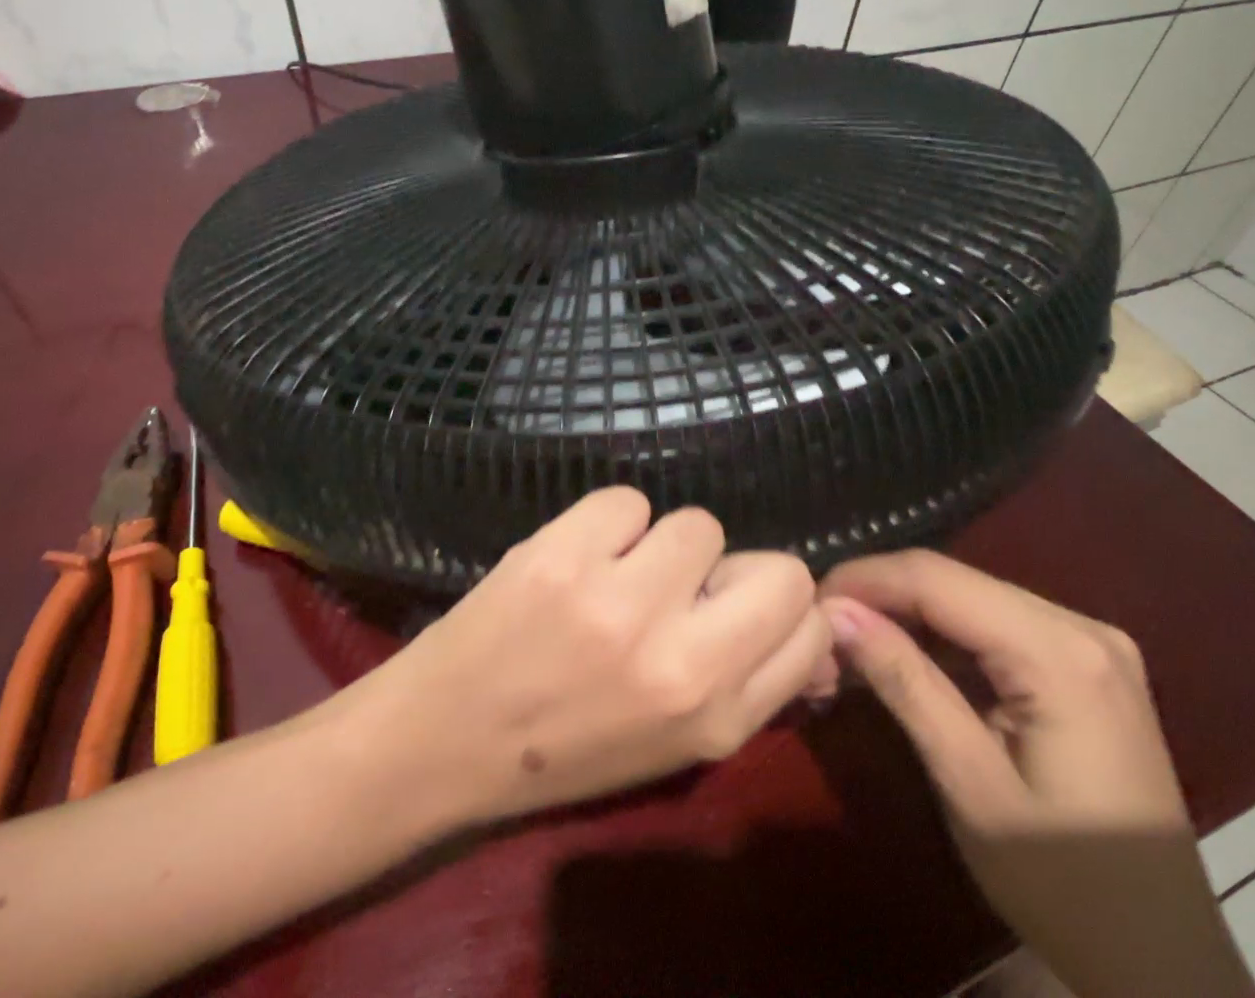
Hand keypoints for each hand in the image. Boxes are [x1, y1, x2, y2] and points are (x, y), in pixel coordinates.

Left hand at [355, 487, 832, 826]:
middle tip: (678, 592)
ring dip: (662, 547)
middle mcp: (683, 662)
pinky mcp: (561, 556)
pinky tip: (574, 561)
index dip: (777, 613)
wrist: (442, 743)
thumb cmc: (563, 753)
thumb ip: (750, 690)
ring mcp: (619, 602)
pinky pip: (626, 501)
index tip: (732, 613)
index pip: (812, 630)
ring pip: (698, 525)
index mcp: (719, 719)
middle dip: (735, 573)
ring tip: (613, 579)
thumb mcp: (676, 748)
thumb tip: (811, 634)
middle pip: (781, 568)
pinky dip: (606, 524)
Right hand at [820, 551, 1254, 997]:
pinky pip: (1000, 629)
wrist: (1157, 950)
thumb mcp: (967, 779)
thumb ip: (905, 683)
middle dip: (879, 597)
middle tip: (818, 636)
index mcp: (1061, 653)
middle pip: (957, 581)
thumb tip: (834, 613)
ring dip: (907, 616)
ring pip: (975, 600)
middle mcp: (1085, 628)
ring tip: (846, 649)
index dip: (862, 580)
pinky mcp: (1089, 670)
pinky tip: (904, 663)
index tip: (802, 607)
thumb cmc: (1060, 877)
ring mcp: (1093, 646)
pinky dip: (944, 639)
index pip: (937, 578)